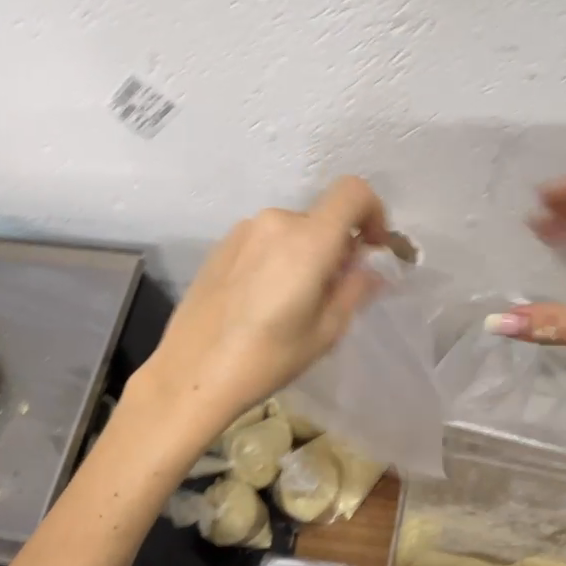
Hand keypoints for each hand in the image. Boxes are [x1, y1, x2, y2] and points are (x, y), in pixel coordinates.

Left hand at [134, 177, 388, 437]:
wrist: (193, 372)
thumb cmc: (267, 358)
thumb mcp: (325, 332)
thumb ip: (354, 290)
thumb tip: (369, 269)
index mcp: (308, 240)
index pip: (353, 192)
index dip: (373, 212)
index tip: (372, 247)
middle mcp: (274, 222)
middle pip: (320, 219)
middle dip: (335, 247)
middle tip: (331, 291)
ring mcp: (242, 232)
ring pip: (289, 232)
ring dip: (302, 254)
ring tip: (292, 301)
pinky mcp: (219, 247)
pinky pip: (262, 242)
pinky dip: (275, 259)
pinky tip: (260, 300)